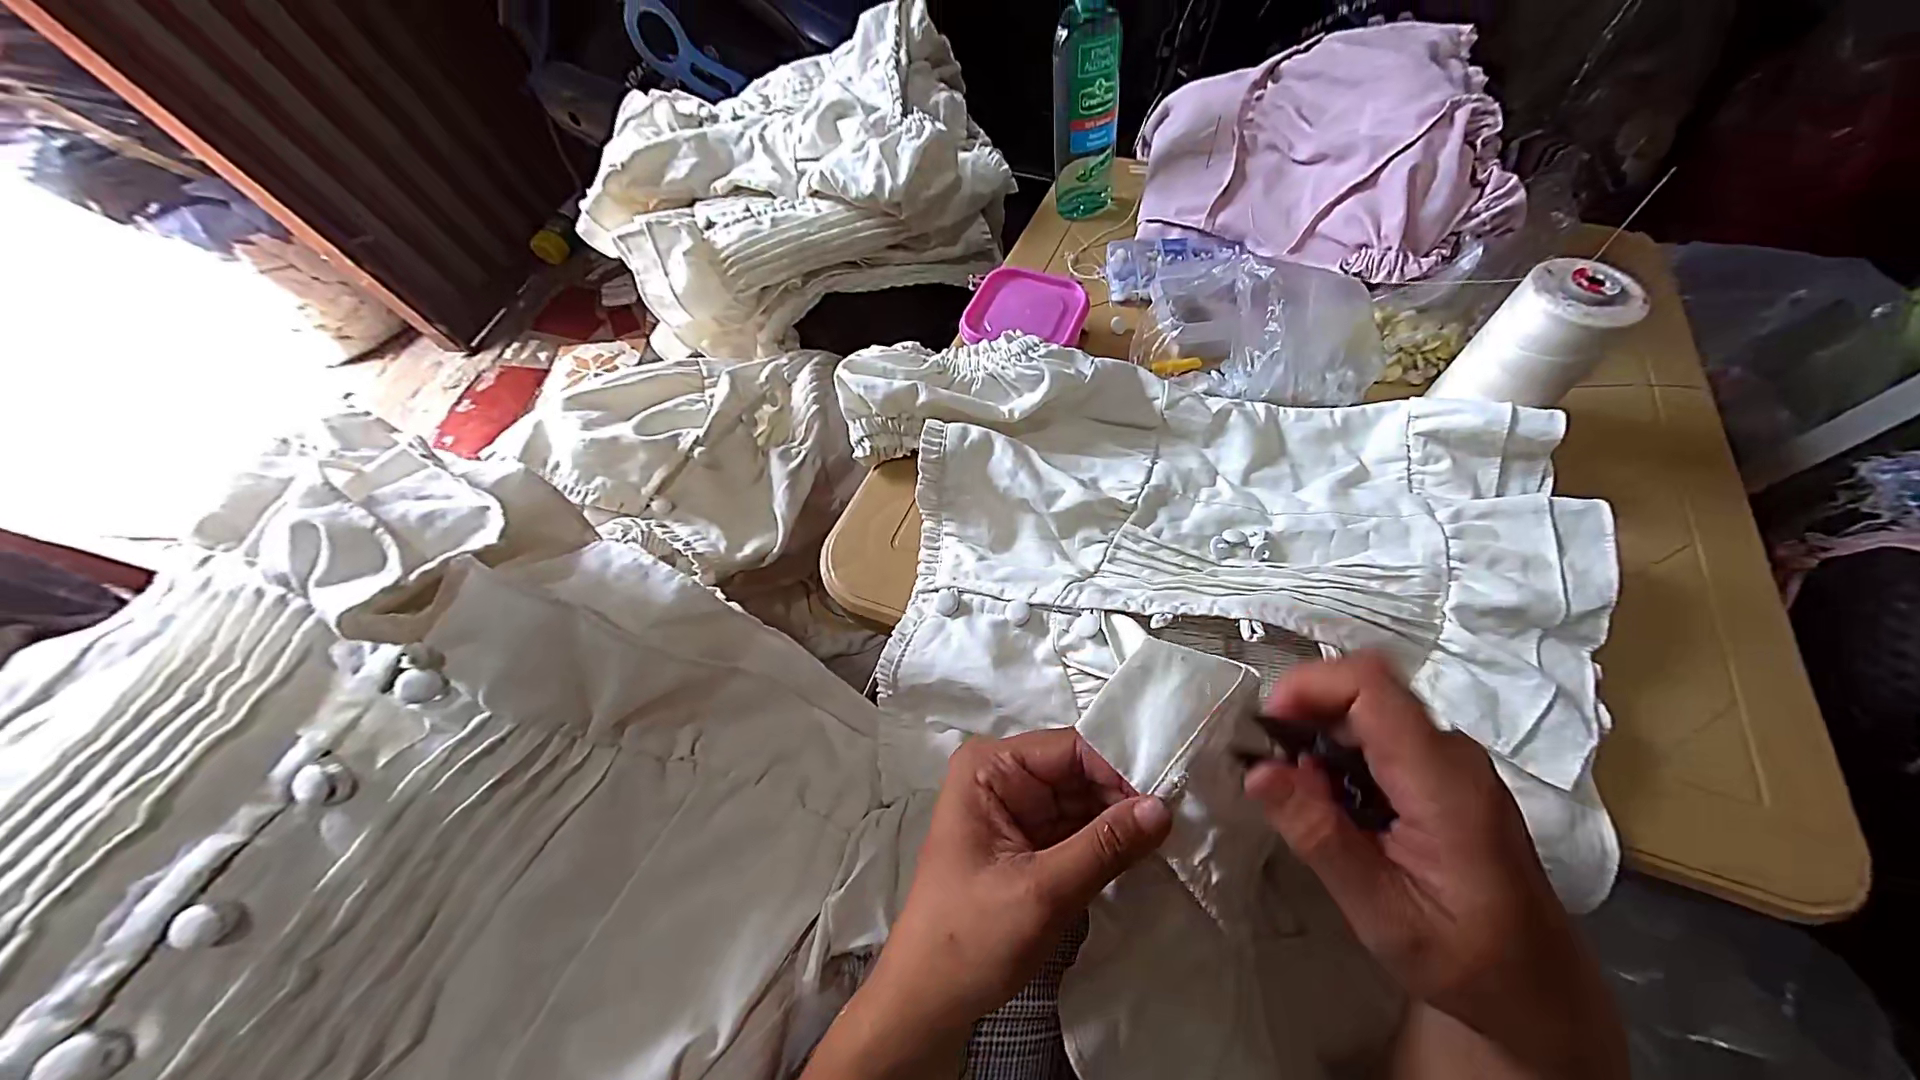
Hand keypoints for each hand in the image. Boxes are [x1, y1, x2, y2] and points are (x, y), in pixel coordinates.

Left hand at [802, 728, 1171, 1078]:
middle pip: (1079, 770)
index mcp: (990, 767)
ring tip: (1171, 839)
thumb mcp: (1042, 892)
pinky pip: (1079, 826)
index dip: (1118, 770)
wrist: (929, 997)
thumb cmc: (970, 938)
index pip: (1069, 748)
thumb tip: (1162, 808)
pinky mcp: (1030, 839)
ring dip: (1121, 820)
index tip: (1166, 802)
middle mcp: (1003, 775)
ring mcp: (1017, 807)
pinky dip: (1108, 840)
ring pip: (1084, 799)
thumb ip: (1103, 847)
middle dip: (1124, 796)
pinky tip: (1143, 853)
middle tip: (1178, 822)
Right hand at [1244, 654, 1626, 1079]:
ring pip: (1366, 705)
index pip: (1369, 685)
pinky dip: (1338, 749)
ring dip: (1318, 732)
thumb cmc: (1467, 961)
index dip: (1308, 686)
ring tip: (1300, 791)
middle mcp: (1451, 753)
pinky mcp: (1442, 770)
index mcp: (1443, 781)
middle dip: (1304, 711)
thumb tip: (1257, 770)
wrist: (1540, 992)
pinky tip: (1331, 799)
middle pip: (1363, 687)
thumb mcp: (1380, 911)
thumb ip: (1318, 835)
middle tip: (1274, 766)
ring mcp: (1450, 758)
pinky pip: (1378, 730)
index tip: (1267, 725)